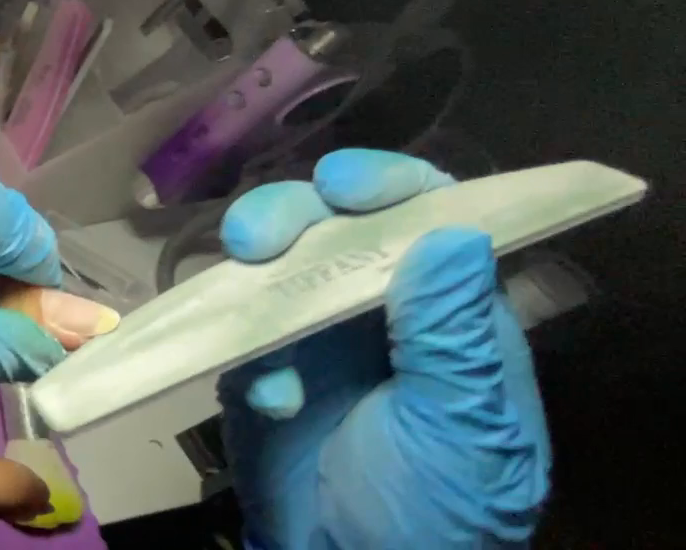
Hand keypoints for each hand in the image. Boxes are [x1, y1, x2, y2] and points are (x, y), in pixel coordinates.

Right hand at [217, 150, 551, 548]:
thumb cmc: (431, 509)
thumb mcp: (462, 432)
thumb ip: (454, 339)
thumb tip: (454, 235)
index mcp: (444, 315)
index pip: (426, 218)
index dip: (386, 184)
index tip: (340, 184)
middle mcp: (374, 305)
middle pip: (328, 220)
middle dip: (286, 213)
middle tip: (251, 241)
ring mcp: (308, 324)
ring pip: (271, 253)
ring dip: (252, 263)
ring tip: (244, 294)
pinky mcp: (253, 348)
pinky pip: (232, 315)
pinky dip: (239, 343)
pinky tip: (268, 394)